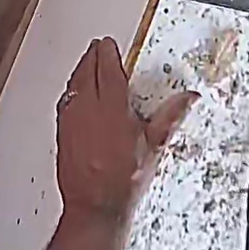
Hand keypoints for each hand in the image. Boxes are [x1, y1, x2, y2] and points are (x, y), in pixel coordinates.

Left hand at [55, 38, 195, 224]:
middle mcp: (88, 109)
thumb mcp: (153, 145)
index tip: (108, 44)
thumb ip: (170, 116)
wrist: (95, 204)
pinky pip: (65, 99)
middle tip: (98, 47)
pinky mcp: (61, 130)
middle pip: (87, 70)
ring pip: (74, 83)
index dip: (108, 53)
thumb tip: (187, 98)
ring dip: (80, 69)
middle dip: (92, 56)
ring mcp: (71, 119)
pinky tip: (75, 90)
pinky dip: (72, 88)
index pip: (107, 68)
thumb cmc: (124, 180)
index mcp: (112, 108)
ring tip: (87, 63)